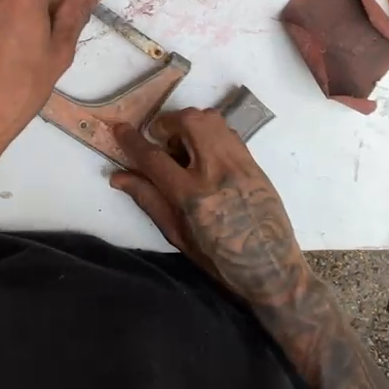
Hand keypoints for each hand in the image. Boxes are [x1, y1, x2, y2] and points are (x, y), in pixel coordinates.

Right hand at [109, 108, 311, 310]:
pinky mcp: (254, 163)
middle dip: (167, 122)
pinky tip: (205, 153)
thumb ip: (148, 200)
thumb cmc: (218, 259)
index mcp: (193, 196)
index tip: (120, 129)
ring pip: (210, 119)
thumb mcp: (177, 235)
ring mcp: (239, 163)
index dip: (133, 141)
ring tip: (184, 145)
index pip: (155, 158)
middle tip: (161, 139)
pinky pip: (227, 131)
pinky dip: (210, 132)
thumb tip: (117, 176)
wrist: (271, 268)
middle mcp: (217, 172)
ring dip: (189, 123)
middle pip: (188, 122)